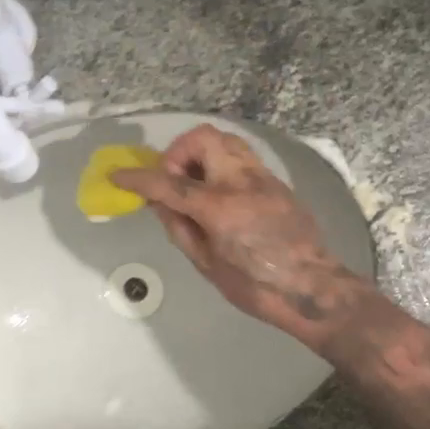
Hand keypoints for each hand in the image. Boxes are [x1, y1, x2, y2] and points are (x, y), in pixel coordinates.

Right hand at [112, 125, 366, 344]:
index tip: (117, 176)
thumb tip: (160, 203)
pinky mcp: (277, 184)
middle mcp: (242, 181)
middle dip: (178, 154)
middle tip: (172, 183)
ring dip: (202, 155)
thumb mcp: (208, 264)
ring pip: (226, 141)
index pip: (169, 183)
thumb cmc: (257, 287)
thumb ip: (180, 228)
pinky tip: (221, 196)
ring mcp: (264, 178)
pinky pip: (243, 159)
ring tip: (195, 186)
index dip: (138, 178)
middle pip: (202, 139)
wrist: (312, 290)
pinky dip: (222, 166)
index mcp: (220, 207)